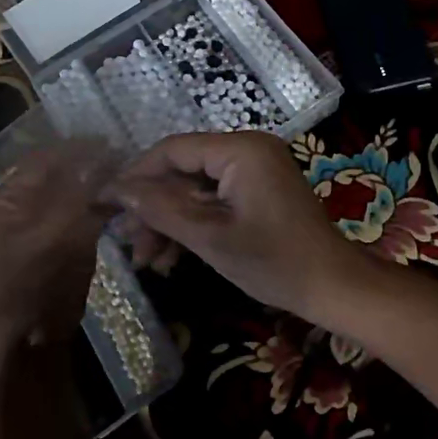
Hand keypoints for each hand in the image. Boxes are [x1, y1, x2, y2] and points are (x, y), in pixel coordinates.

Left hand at [0, 142, 119, 366]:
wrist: (17, 345)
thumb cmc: (22, 285)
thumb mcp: (50, 236)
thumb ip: (78, 197)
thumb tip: (105, 159)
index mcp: (8, 197)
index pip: (45, 158)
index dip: (78, 149)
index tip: (114, 145)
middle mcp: (24, 207)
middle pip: (64, 176)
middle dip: (95, 169)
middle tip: (130, 166)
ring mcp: (44, 230)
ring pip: (78, 198)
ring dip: (103, 191)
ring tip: (133, 187)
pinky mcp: (63, 251)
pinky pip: (86, 222)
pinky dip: (105, 214)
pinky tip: (126, 211)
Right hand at [113, 131, 368, 318]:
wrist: (332, 288)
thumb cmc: (274, 262)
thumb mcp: (210, 238)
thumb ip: (161, 209)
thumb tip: (117, 190)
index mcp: (240, 150)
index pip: (173, 150)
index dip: (135, 176)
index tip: (105, 203)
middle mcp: (247, 150)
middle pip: (182, 171)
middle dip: (153, 209)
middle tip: (127, 242)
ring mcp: (254, 172)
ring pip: (195, 190)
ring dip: (169, 223)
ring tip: (146, 259)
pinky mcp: (257, 193)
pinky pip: (214, 201)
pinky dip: (192, 226)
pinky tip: (170, 257)